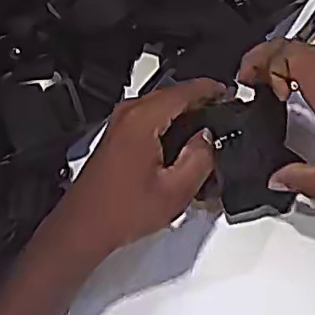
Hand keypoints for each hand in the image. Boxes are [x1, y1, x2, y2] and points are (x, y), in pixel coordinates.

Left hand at [39, 80, 224, 266]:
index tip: (228, 92)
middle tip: (223, 112)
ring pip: (162, 107)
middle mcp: (128, 114)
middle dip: (200, 102)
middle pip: (172, 95)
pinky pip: (150, 118)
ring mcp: (121, 123)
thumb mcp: (175, 190)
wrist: (86, 225)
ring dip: (185, 114)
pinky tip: (183, 144)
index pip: (183, 90)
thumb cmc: (119, 211)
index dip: (210, 89)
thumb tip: (209, 139)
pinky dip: (170, 124)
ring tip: (208, 132)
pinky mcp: (119, 134)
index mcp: (142, 119)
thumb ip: (200, 159)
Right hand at [238, 40, 314, 201]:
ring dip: (284, 62)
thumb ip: (304, 180)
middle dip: (265, 58)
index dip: (260, 63)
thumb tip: (276, 180)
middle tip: (250, 80)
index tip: (247, 84)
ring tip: (270, 87)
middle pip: (293, 46)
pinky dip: (303, 69)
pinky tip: (301, 96)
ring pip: (309, 52)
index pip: (285, 54)